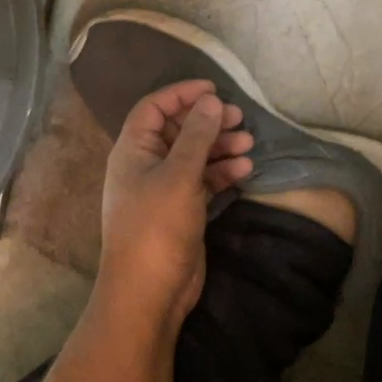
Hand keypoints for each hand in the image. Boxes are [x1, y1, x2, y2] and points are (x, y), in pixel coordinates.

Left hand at [97, 80, 253, 327]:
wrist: (148, 293)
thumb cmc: (156, 227)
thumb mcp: (179, 175)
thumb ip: (197, 135)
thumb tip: (211, 100)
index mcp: (133, 150)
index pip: (154, 108)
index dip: (182, 93)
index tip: (214, 89)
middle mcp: (145, 165)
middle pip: (178, 129)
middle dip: (208, 121)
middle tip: (239, 116)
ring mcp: (163, 189)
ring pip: (194, 155)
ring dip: (220, 146)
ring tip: (249, 142)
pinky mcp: (181, 210)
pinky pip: (203, 180)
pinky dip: (222, 172)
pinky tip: (245, 168)